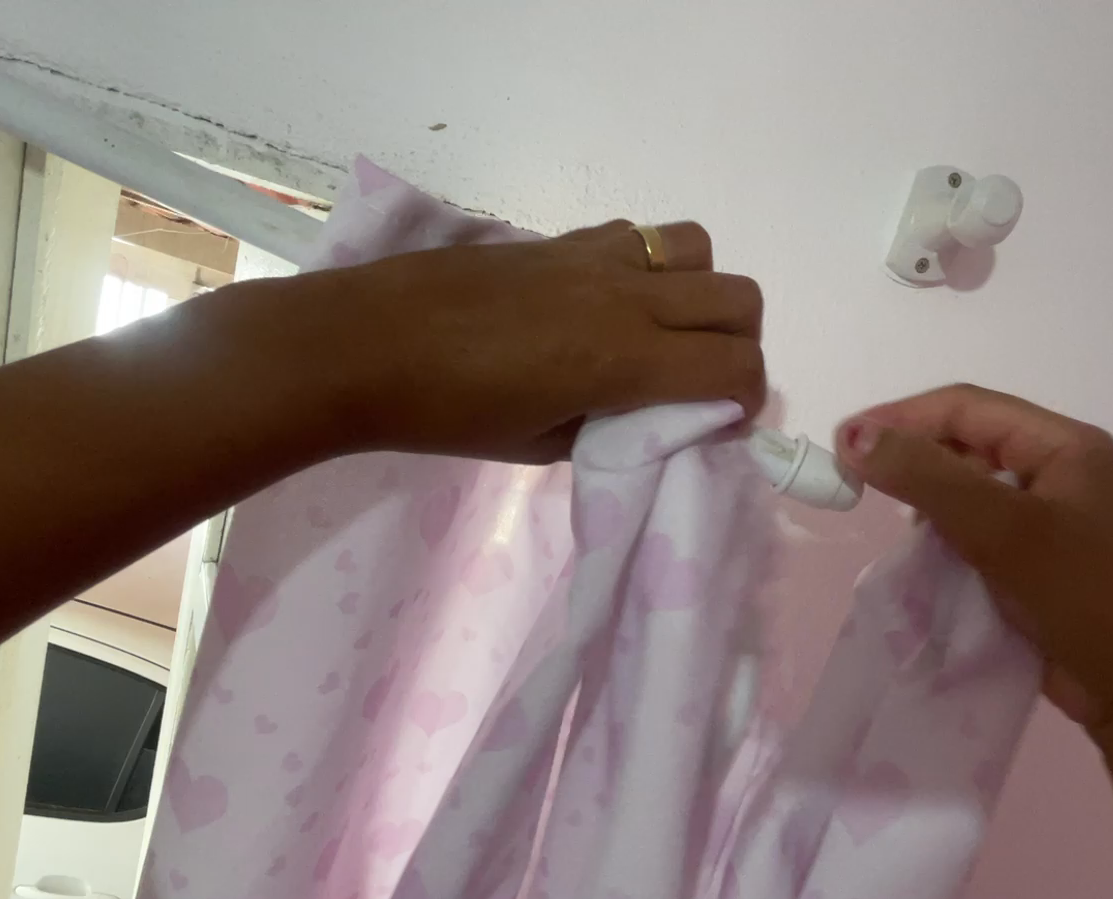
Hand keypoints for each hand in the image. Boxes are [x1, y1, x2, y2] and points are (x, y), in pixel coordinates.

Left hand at [192, 220, 765, 463]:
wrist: (364, 346)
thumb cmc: (449, 415)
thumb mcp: (544, 446)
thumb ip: (614, 428)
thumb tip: (652, 413)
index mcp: (622, 358)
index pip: (734, 365)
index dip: (748, 399)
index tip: (724, 421)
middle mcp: (625, 294)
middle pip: (738, 298)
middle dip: (741, 345)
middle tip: (703, 378)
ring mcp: (595, 255)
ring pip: (697, 248)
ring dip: (702, 293)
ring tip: (664, 332)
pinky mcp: (562, 238)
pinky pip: (640, 238)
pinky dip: (652, 270)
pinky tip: (609, 305)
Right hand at [836, 383, 1112, 731]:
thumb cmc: (1091, 598)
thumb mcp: (1004, 528)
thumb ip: (927, 477)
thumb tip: (855, 436)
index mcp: (1066, 446)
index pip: (967, 408)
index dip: (899, 417)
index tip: (841, 443)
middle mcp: (1060, 475)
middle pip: (967, 447)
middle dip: (911, 461)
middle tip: (854, 485)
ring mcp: (1054, 524)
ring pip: (970, 496)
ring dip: (927, 507)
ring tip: (896, 531)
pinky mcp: (1042, 568)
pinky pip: (979, 539)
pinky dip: (947, 545)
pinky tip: (928, 565)